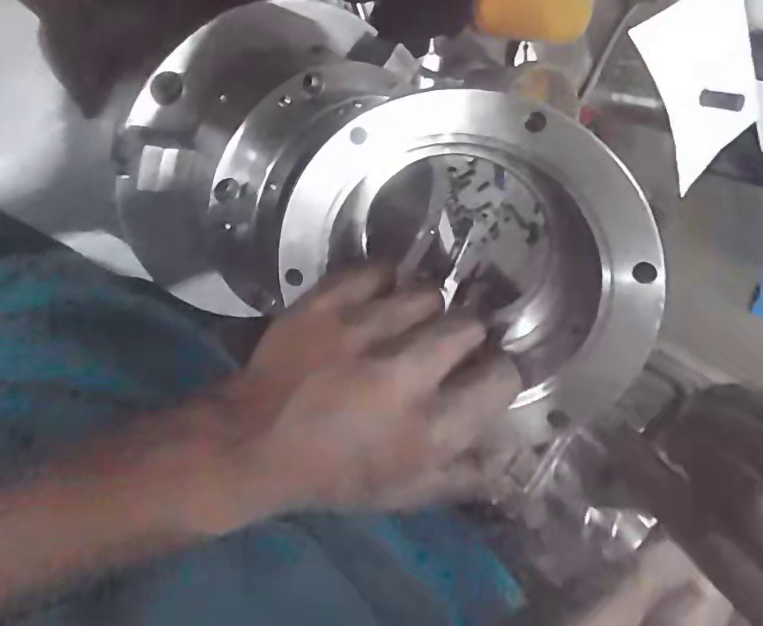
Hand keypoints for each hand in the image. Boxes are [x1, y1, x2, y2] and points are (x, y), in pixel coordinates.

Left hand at [219, 264, 521, 513]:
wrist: (256, 438)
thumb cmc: (334, 473)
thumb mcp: (403, 494)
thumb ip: (463, 475)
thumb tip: (507, 451)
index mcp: (430, 428)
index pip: (501, 375)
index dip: (499, 371)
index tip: (484, 370)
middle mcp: (405, 371)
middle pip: (468, 323)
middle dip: (467, 333)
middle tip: (447, 342)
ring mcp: (363, 328)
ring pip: (426, 291)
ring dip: (426, 306)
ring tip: (410, 318)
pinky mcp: (329, 300)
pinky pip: (379, 269)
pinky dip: (385, 280)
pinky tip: (378, 296)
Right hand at [604, 387, 762, 625]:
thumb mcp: (753, 603)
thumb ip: (698, 538)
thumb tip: (628, 463)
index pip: (712, 545)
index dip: (656, 486)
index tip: (618, 444)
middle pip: (753, 504)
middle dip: (696, 453)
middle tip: (664, 431)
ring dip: (730, 422)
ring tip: (695, 408)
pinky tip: (732, 400)